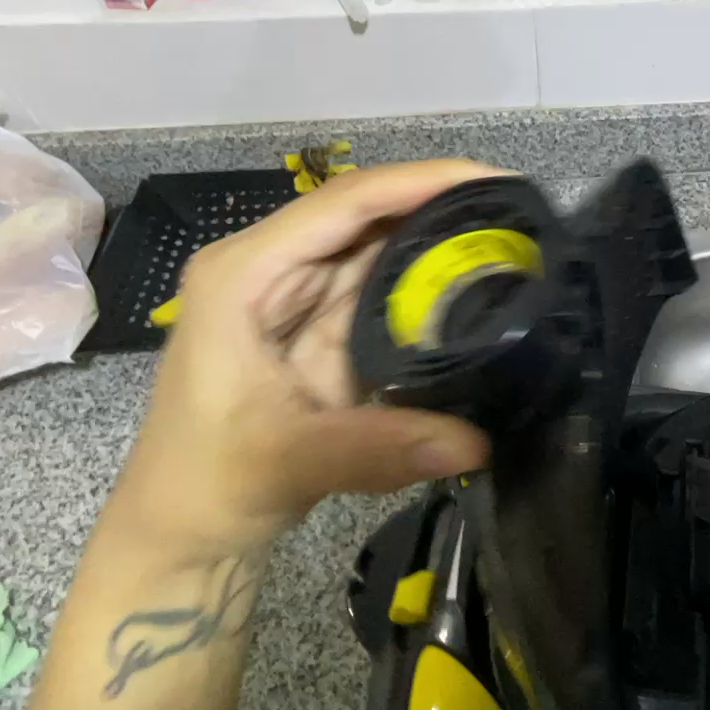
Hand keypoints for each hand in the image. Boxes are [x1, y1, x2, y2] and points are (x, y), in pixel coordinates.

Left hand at [108, 160, 502, 559]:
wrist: (189, 529)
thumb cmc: (209, 482)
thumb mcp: (287, 461)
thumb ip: (377, 448)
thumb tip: (475, 444)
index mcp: (246, 273)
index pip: (345, 204)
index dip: (421, 182)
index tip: (495, 180)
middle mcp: (275, 267)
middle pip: (370, 214)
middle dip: (444, 203)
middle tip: (520, 211)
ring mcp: (303, 295)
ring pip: (383, 246)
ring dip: (444, 238)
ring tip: (514, 236)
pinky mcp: (327, 325)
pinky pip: (388, 287)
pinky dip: (435, 281)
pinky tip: (480, 280)